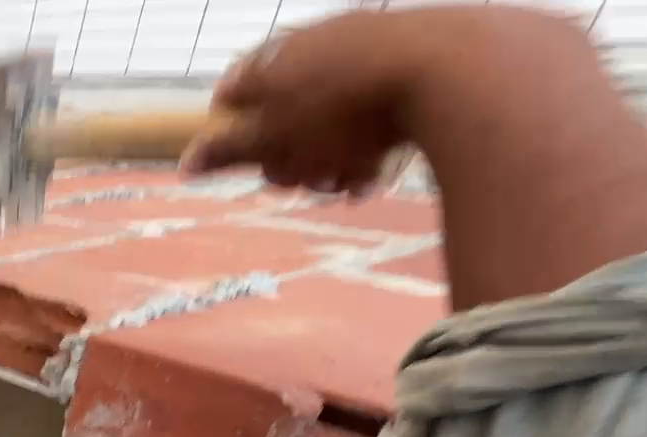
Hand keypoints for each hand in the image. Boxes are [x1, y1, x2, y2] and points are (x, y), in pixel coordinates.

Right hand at [182, 7, 597, 195]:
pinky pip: (376, 108)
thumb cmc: (346, 111)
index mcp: (274, 57)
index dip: (232, 136)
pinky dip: (371, 143)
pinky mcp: (418, 53)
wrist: (461, 70)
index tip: (250, 162)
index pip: (231, 96)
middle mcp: (316, 41)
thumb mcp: (274, 141)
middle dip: (287, 157)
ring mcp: (368, 43)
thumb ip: (226, 152)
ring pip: (328, 118)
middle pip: (281, 113)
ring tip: (345, 184)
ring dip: (329, 159)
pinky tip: (378, 173)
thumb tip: (185, 162)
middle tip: (299, 182)